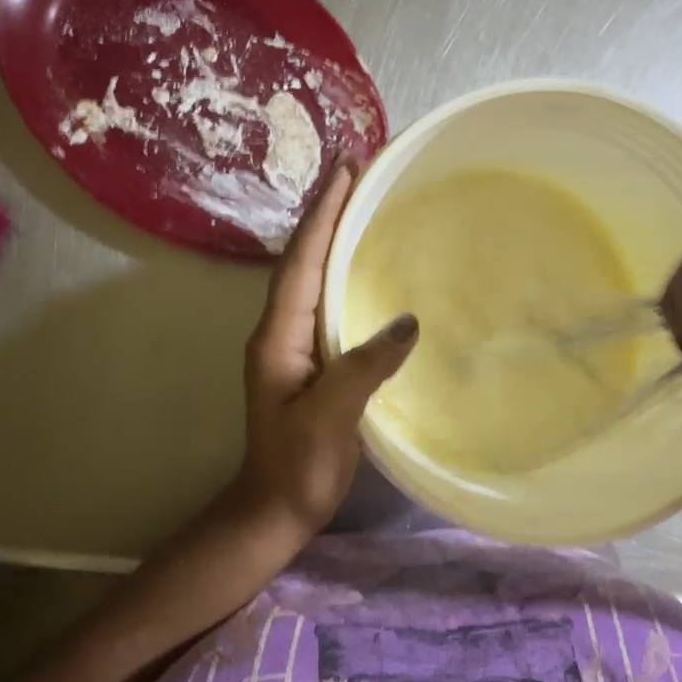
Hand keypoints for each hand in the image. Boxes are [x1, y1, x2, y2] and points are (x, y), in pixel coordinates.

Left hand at [236, 160, 418, 532]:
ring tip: (363, 205)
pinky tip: (368, 272)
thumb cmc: (296, 468)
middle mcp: (281, 333)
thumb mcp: (329, 419)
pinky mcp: (312, 363)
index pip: (300, 262)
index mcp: (278, 338)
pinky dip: (345, 276)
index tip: (345, 171)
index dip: (322, 215)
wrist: (274, 510)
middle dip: (327, 214)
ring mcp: (294, 347)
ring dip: (334, 239)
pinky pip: (329, 305)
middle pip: (303, 260)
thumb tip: (407, 321)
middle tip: (358, 173)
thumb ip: (363, 368)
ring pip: (314, 279)